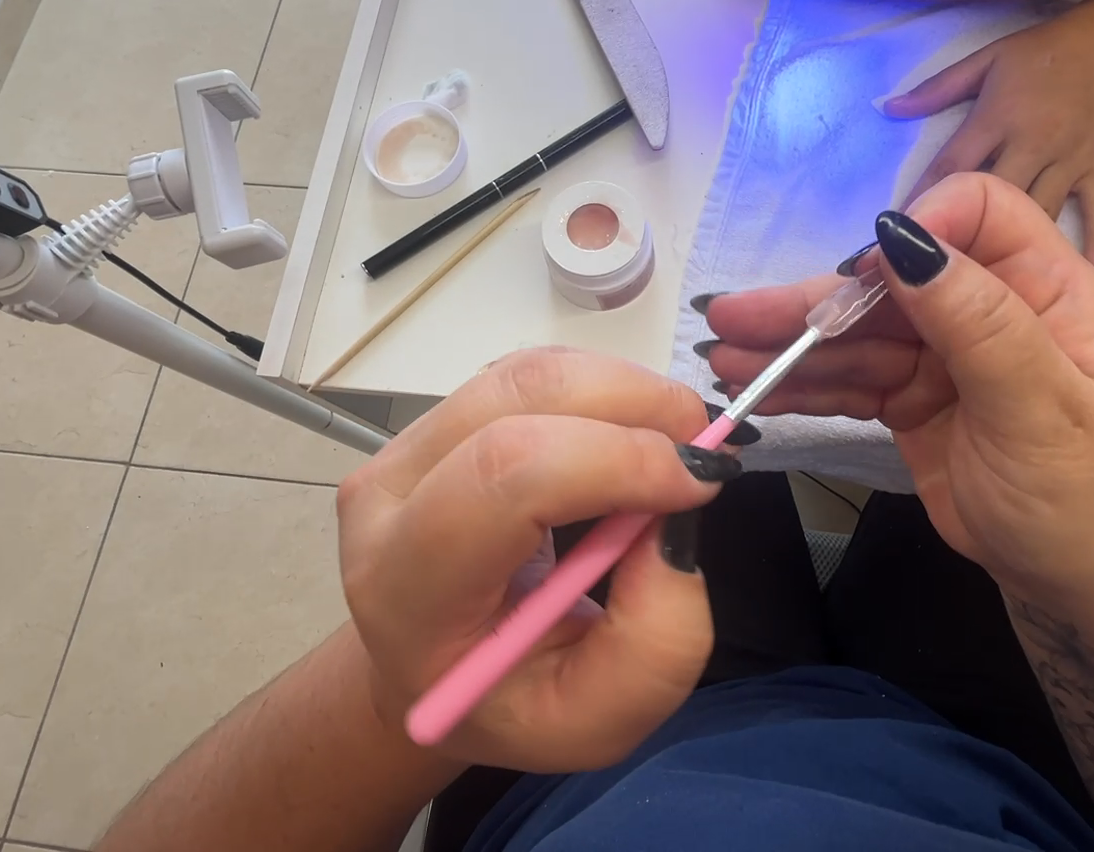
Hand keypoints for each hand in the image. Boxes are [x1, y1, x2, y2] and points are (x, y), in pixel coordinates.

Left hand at [337, 349, 722, 771]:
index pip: (506, 478)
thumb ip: (654, 645)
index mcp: (408, 587)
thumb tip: (676, 524)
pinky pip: (527, 375)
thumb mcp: (594, 720)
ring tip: (669, 442)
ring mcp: (403, 444)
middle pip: (518, 397)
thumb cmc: (504, 701)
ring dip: (622, 389)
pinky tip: (623, 434)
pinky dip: (598, 387)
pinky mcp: (434, 419)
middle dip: (635, 402)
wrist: (429, 664)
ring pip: (527, 372)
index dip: (617, 460)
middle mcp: (388, 495)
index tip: (702, 481)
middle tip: (705, 445)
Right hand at [700, 176, 1093, 605]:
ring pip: (857, 336)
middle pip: (891, 283)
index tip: (859, 273)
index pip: (981, 216)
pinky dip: (804, 385)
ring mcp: (942, 358)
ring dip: (791, 347)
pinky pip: (849, 382)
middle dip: (813, 301)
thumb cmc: (1086, 505)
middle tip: (733, 317)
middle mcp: (989, 312)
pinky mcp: (908, 399)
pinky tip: (756, 389)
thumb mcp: (1044, 414)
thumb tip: (905, 239)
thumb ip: (979, 324)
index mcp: (1048, 294)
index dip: (920, 228)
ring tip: (724, 359)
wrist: (1076, 591)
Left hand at [884, 0, 1093, 267]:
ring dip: (1017, 249)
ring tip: (987, 290)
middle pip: (995, 197)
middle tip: (929, 272)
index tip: (894, 235)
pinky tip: (1088, 277)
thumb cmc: (1047, 51)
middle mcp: (1034, 143)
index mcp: (999, 117)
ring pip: (1041, 211)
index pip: (953, 165)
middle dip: (963, 232)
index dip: (923, 200)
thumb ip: (937, 88)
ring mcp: (1072, 159)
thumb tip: (888, 109)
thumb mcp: (988, 59)